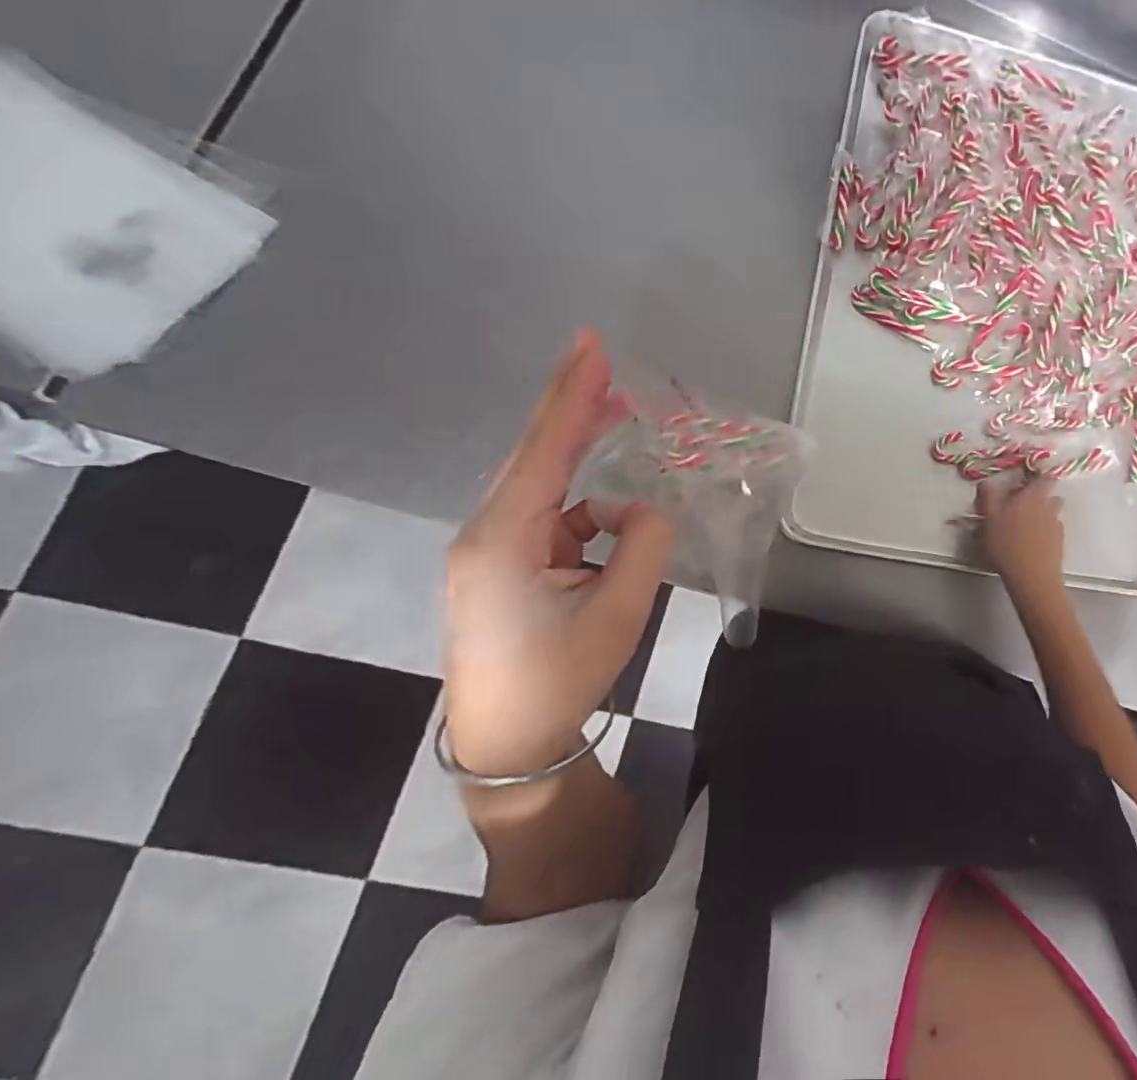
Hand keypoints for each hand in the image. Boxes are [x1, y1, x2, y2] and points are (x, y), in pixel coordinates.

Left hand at [443, 330, 674, 775]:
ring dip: (585, 470)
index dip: (571, 396)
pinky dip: (586, 519)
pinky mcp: (504, 569)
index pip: (544, 451)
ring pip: (544, 492)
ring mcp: (492, 552)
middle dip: (572, 412)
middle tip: (606, 368)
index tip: (590, 345)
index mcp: (504, 539)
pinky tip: (618, 532)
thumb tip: (649, 511)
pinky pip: (550, 525)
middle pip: (534, 458)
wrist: (509, 743)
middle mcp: (487, 534)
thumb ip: (644, 548)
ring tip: (622, 440)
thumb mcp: (617, 614)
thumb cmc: (559, 680)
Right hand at [977, 477, 1064, 591]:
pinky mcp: (1060, 543)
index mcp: (1032, 496)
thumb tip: (986, 481)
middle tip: (1021, 507)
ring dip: (1043, 515)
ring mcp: (1057, 525)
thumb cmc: (1007, 545)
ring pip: (1052, 513)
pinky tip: (1031, 544)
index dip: (1038, 478)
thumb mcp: (989, 519)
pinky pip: (1053, 531)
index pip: (1045, 478)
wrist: (1032, 576)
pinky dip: (1044, 533)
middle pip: (1051, 495)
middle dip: (1040, 498)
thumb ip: (988, 498)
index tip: (1026, 483)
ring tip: (1025, 527)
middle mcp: (1049, 507)